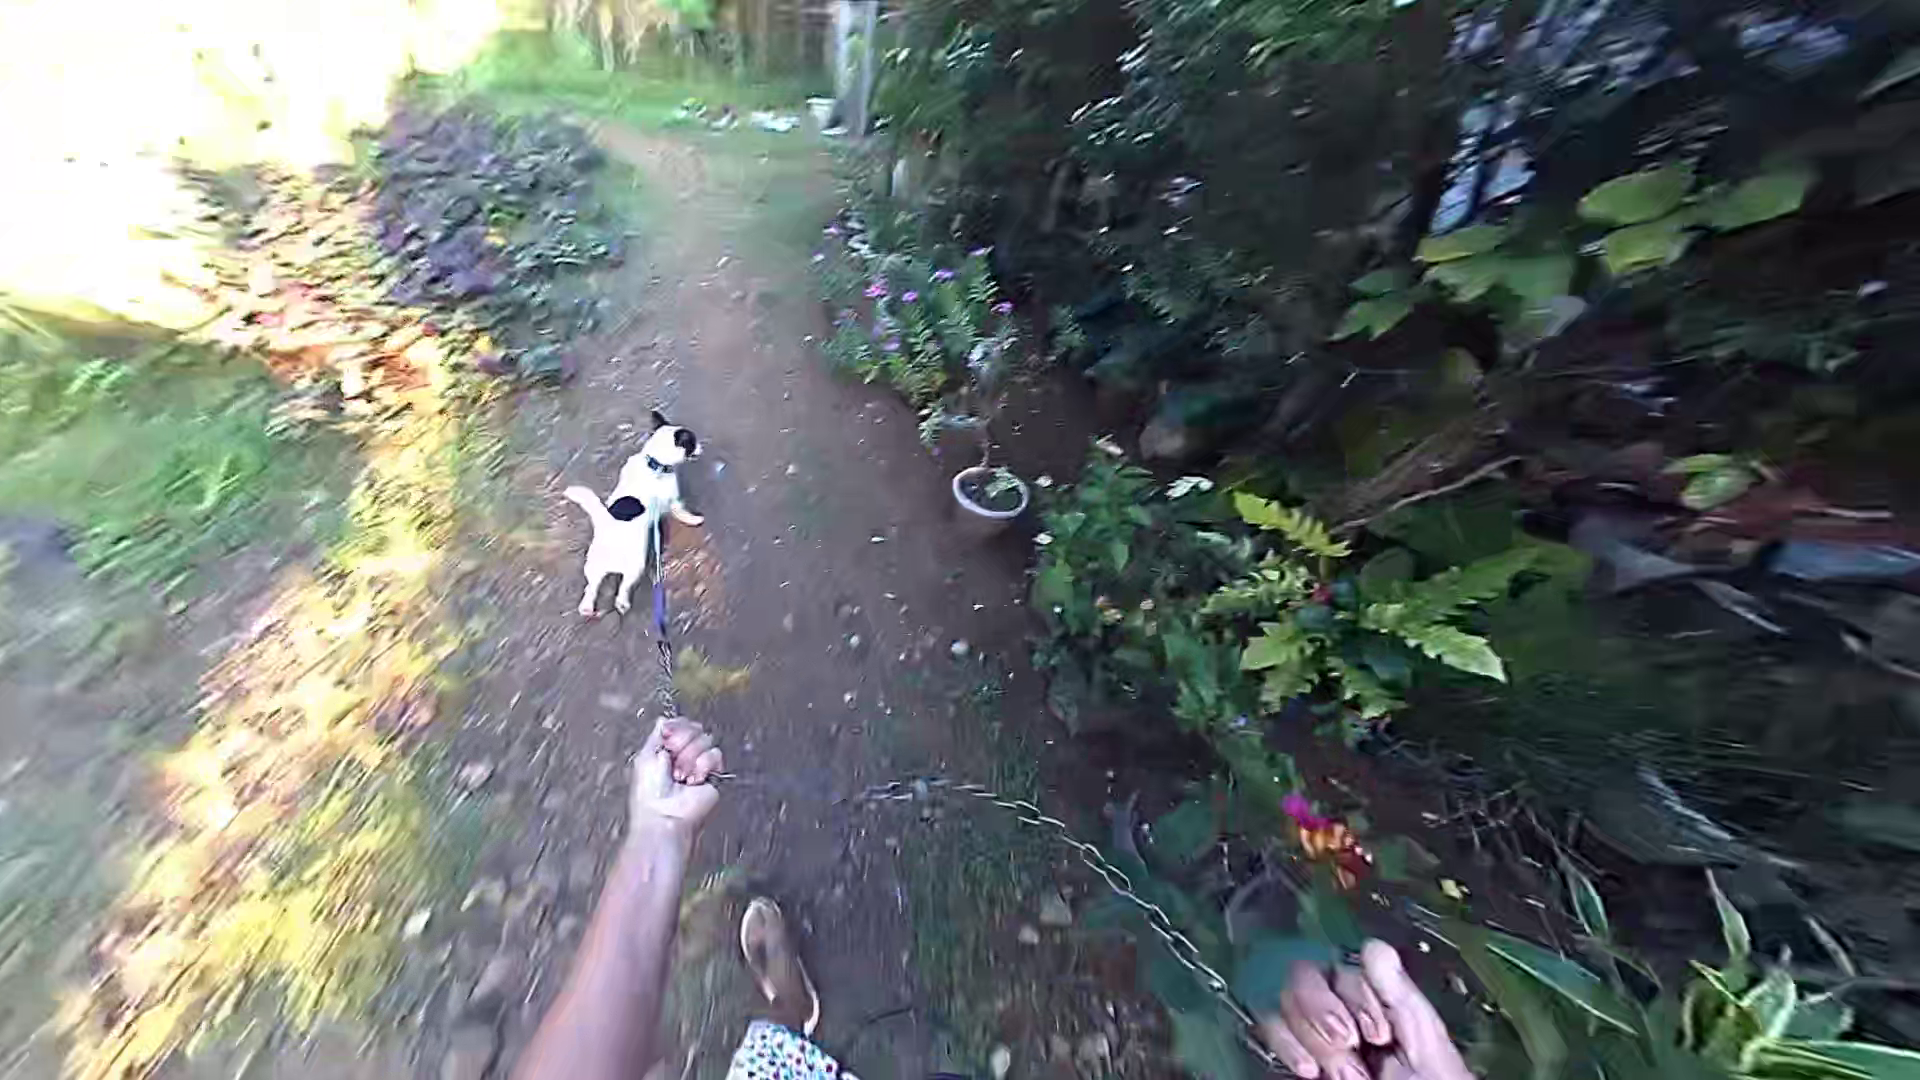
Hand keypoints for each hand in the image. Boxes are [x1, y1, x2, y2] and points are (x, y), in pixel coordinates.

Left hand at [628, 717, 723, 844]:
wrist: (664, 815)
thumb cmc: (649, 793)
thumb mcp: (644, 757)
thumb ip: (657, 734)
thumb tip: (664, 719)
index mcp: (666, 750)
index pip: (681, 724)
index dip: (676, 729)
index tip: (667, 740)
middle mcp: (684, 755)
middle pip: (694, 729)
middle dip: (682, 743)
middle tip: (672, 762)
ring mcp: (699, 763)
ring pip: (706, 740)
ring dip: (691, 758)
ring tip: (682, 776)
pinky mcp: (714, 772)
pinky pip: (715, 754)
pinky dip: (703, 766)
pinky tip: (694, 779)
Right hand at [1257, 940, 1471, 1079]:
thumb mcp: (1432, 1062)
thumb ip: (1404, 1003)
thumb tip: (1377, 947)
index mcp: (1383, 1010)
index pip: (1349, 964)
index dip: (1357, 994)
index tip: (1378, 1034)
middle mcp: (1345, 1012)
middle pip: (1305, 970)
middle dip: (1321, 1009)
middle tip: (1349, 1047)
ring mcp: (1314, 1031)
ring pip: (1283, 993)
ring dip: (1309, 1035)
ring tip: (1342, 1075)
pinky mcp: (1289, 1048)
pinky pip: (1266, 1020)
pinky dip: (1283, 1041)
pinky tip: (1308, 1068)